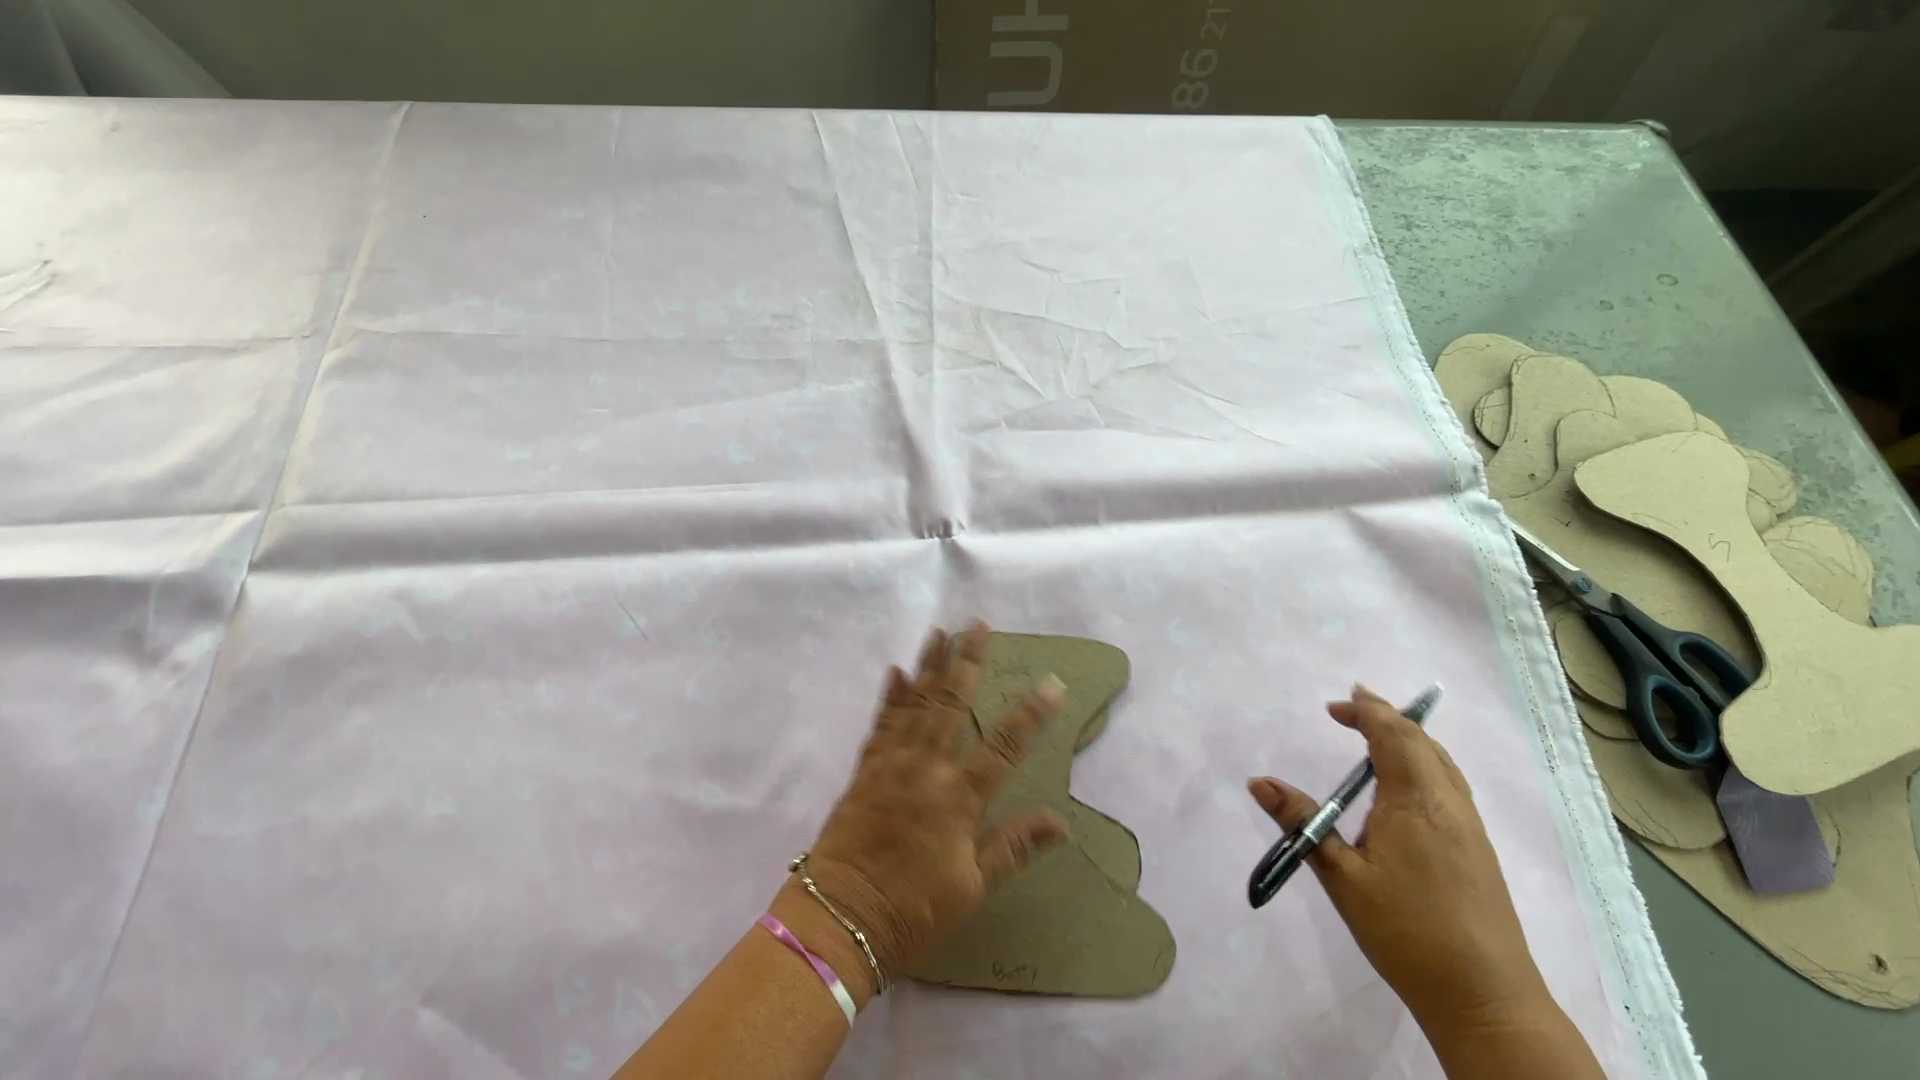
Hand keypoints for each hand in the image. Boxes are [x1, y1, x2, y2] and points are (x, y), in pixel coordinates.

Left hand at [789, 623, 1068, 991]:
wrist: (840, 917)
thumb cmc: (914, 910)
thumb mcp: (973, 887)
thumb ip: (1014, 847)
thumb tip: (1061, 822)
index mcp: (958, 798)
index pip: (1005, 747)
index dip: (1032, 715)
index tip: (1054, 684)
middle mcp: (926, 769)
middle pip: (950, 705)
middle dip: (967, 662)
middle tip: (978, 626)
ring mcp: (891, 765)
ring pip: (915, 703)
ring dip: (929, 665)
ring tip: (940, 631)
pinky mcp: (865, 771)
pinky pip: (881, 723)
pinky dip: (891, 696)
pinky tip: (897, 672)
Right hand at [1248, 687, 1553, 1033]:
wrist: (1484, 995)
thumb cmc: (1405, 931)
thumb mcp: (1341, 877)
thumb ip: (1301, 824)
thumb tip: (1258, 782)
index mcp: (1415, 801)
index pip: (1393, 735)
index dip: (1367, 712)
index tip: (1336, 705)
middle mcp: (1449, 803)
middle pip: (1422, 742)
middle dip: (1387, 718)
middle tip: (1352, 708)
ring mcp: (1469, 826)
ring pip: (1442, 763)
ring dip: (1409, 740)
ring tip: (1377, 737)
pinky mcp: (1477, 849)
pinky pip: (1450, 785)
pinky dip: (1424, 764)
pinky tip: (1406, 789)